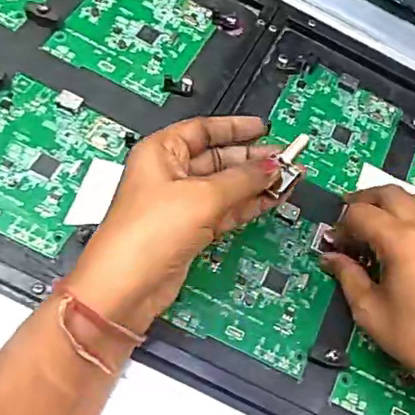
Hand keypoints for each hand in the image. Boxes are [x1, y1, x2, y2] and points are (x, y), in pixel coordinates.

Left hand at [68, 116, 281, 325]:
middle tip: (285, 159)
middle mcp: (169, 174)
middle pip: (218, 158)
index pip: (203, 129)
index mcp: (160, 152)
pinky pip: (227, 210)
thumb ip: (242, 178)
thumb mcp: (202, 196)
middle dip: (253, 159)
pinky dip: (249, 205)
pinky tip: (272, 199)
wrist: (127, 286)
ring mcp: (181, 204)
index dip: (235, 127)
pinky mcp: (191, 230)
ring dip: (256, 183)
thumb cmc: (144, 234)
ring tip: (288, 179)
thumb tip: (271, 166)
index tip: (263, 128)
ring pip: (226, 186)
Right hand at [322, 185, 414, 414]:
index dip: (341, 225)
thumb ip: (348, 277)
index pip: (360, 212)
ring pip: (413, 198)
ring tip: (374, 228)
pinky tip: (403, 240)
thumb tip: (331, 259)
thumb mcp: (371, 311)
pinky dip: (412, 214)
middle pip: (388, 193)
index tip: (335, 244)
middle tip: (347, 223)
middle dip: (363, 202)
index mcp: (401, 240)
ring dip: (389, 205)